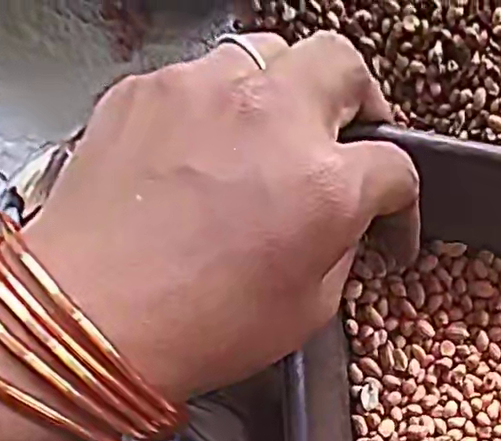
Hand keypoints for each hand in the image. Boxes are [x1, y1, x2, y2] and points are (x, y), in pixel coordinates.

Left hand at [23, 31, 420, 402]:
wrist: (96, 316)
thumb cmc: (205, 326)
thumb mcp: (308, 308)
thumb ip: (339, 250)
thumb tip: (343, 225)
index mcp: (325, 185)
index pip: (395, 167)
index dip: (404, 202)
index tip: (391, 226)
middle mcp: (272, 118)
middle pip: (344, 65)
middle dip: (363, 104)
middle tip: (355, 144)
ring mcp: (204, 91)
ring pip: (271, 54)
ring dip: (291, 94)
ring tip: (279, 142)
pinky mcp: (147, 89)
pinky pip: (204, 77)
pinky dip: (225, 108)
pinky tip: (213, 154)